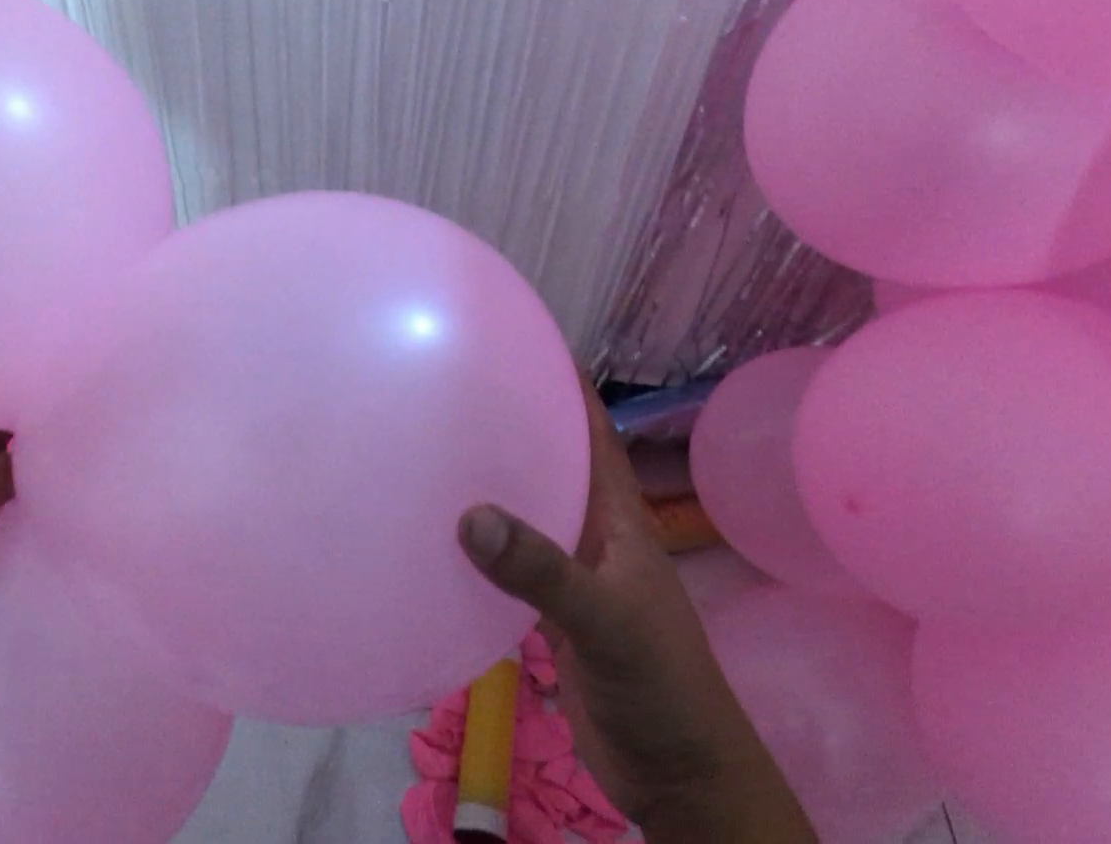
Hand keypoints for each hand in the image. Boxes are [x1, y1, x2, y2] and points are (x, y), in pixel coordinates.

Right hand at [459, 386, 812, 842]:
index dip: (566, 382)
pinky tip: (438, 542)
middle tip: (452, 391)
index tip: (522, 339)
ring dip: (493, 487)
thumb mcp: (606, 620)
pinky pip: (510, 567)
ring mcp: (573, 575)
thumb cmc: (659, 683)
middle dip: (514, 426)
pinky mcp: (552, 616)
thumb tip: (469, 516)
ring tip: (433, 454)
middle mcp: (595, 534)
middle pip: (552, 463)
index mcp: (618, 517)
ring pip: (529, 513)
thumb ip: (543, 571)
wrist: (677, 771)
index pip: (593, 430)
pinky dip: (481, 551)